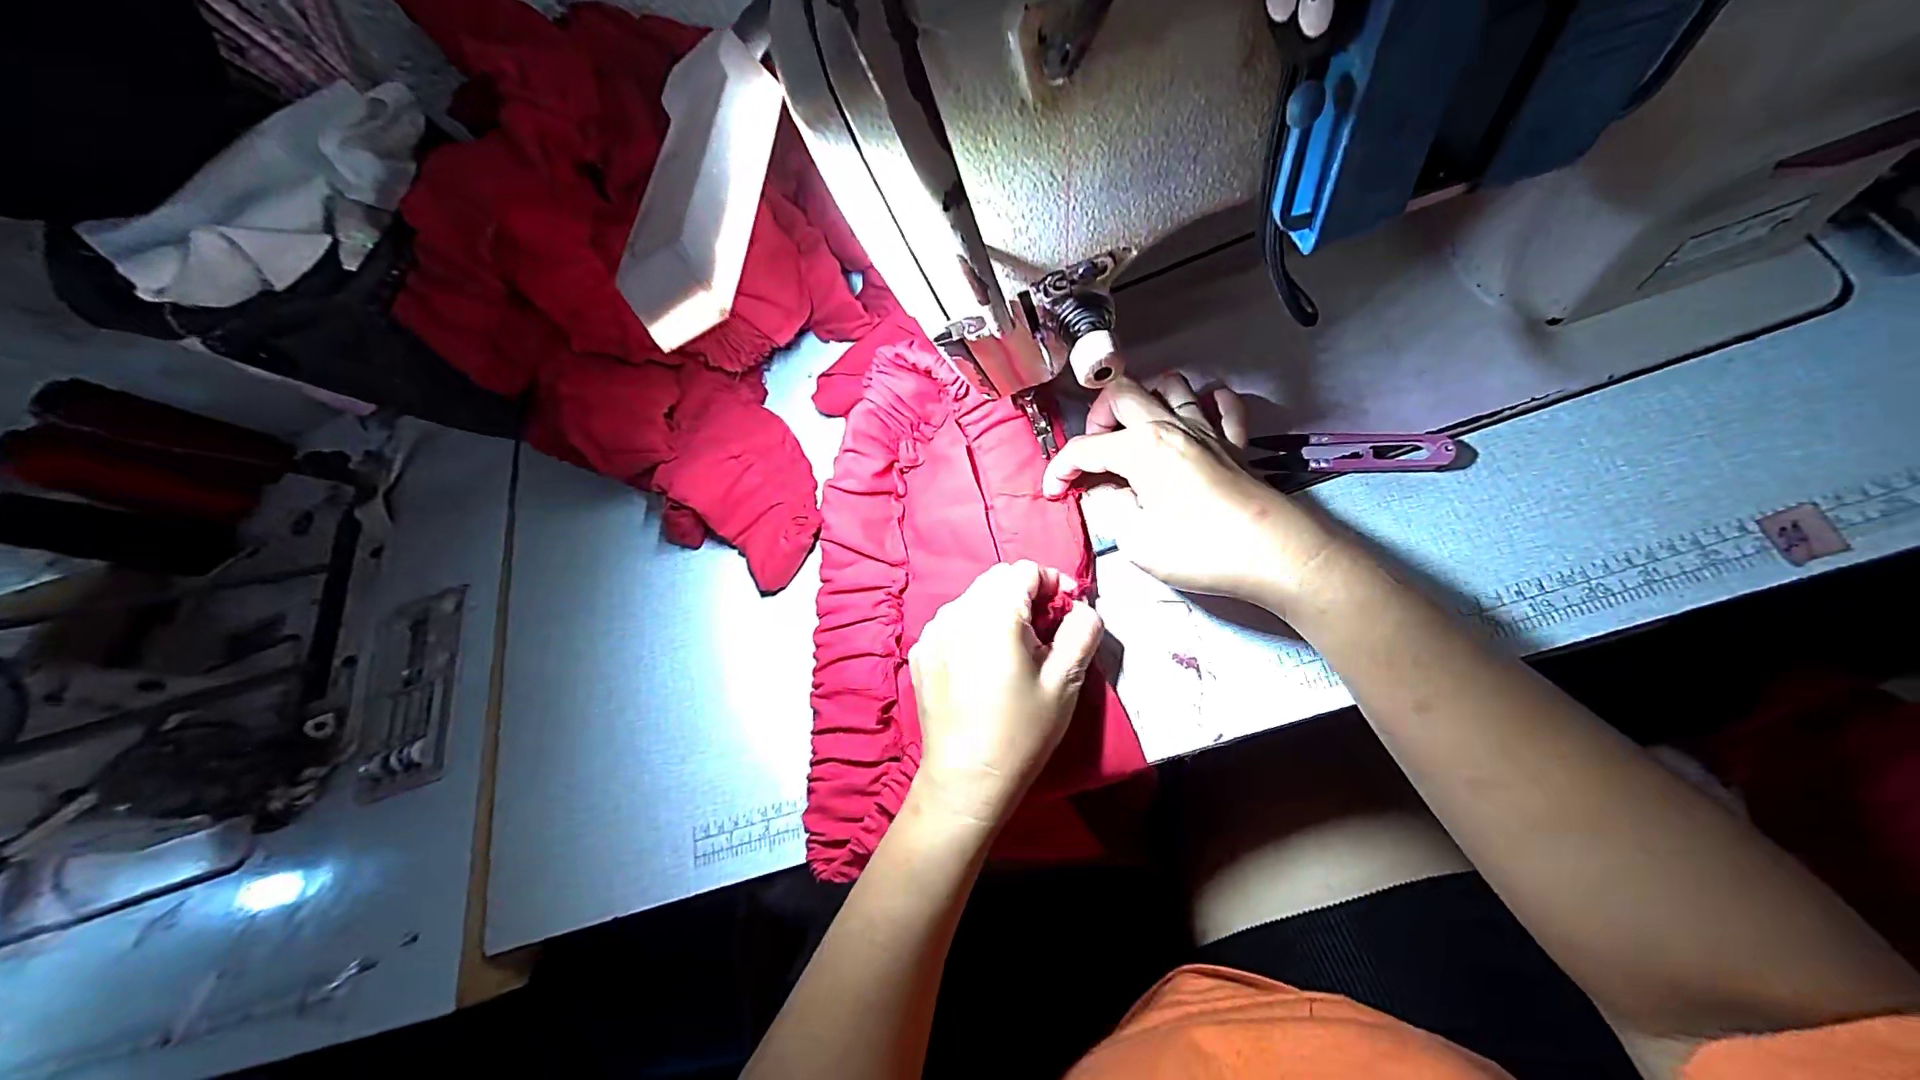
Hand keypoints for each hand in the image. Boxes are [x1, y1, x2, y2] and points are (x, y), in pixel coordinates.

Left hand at [908, 561, 1104, 827]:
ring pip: (973, 598)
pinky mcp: (922, 651)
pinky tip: (984, 664)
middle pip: (997, 580)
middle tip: (1045, 632)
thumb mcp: (1066, 682)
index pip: (1025, 570)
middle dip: (1026, 594)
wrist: (967, 778)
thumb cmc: (1022, 731)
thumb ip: (1081, 631)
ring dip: (999, 610)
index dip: (1053, 584)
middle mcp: (958, 612)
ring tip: (1015, 650)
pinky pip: (953, 622)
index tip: (1067, 612)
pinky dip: (974, 628)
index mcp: (995, 614)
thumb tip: (1081, 607)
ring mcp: (934, 631)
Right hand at [1042, 373, 1346, 612]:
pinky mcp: (1235, 442)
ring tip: (1136, 431)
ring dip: (1146, 400)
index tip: (1053, 493)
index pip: (1085, 448)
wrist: (1274, 554)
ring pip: (1170, 385)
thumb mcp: (1136, 541)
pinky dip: (1204, 403)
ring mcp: (1207, 429)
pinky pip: (1221, 403)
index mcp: (1140, 448)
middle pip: (1122, 394)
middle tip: (1095, 454)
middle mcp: (1171, 426)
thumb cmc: (1200, 550)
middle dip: (1096, 418)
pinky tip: (1194, 419)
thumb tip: (1103, 493)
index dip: (1060, 469)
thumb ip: (1110, 509)